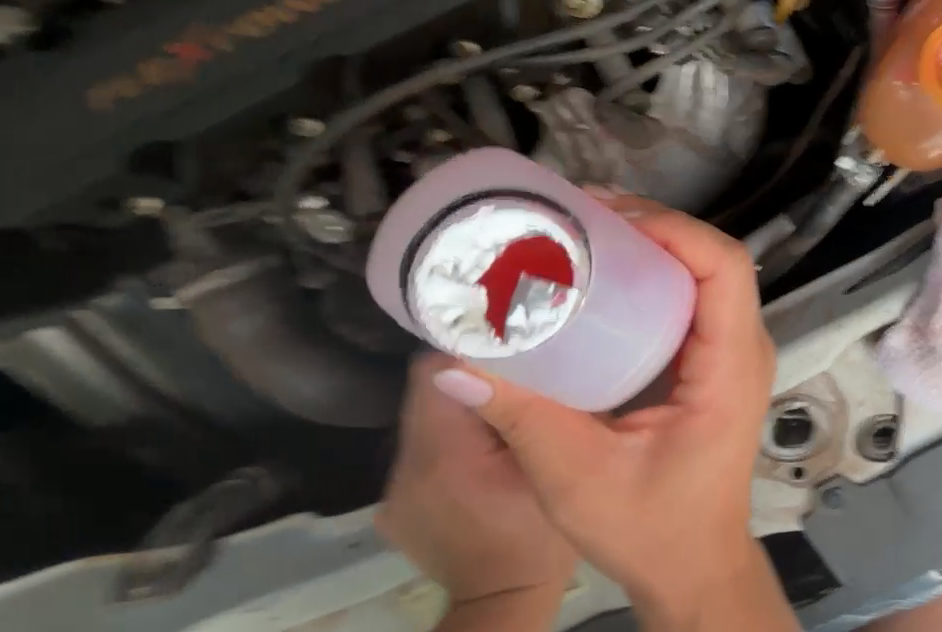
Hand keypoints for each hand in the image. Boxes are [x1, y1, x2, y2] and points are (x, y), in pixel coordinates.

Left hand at [377, 354, 576, 624]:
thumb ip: (532, 409)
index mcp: (442, 451)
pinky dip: (453, 440)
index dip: (471, 346)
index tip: (507, 337)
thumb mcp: (548, 465)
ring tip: (506, 412)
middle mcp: (402, 466)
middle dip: (472, 375)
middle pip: (428, 391)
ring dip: (463, 408)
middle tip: (519, 372)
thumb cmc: (538, 534)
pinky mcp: (395, 505)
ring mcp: (392, 489)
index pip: (434, 368)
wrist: (503, 604)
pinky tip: (486, 453)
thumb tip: (533, 353)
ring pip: (427, 417)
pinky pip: (423, 449)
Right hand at [426, 196, 792, 630]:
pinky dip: (653, 276)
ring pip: (704, 273)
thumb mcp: (579, 479)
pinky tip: (604, 275)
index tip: (610, 217)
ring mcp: (733, 352)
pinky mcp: (714, 362)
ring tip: (588, 231)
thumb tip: (455, 362)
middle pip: (713, 259)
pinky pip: (692, 299)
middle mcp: (744, 346)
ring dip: (652, 245)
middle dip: (653, 226)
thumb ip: (522, 420)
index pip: (725, 267)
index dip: (674, 229)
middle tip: (583, 214)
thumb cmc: (653, 530)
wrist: (695, 565)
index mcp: (731, 365)